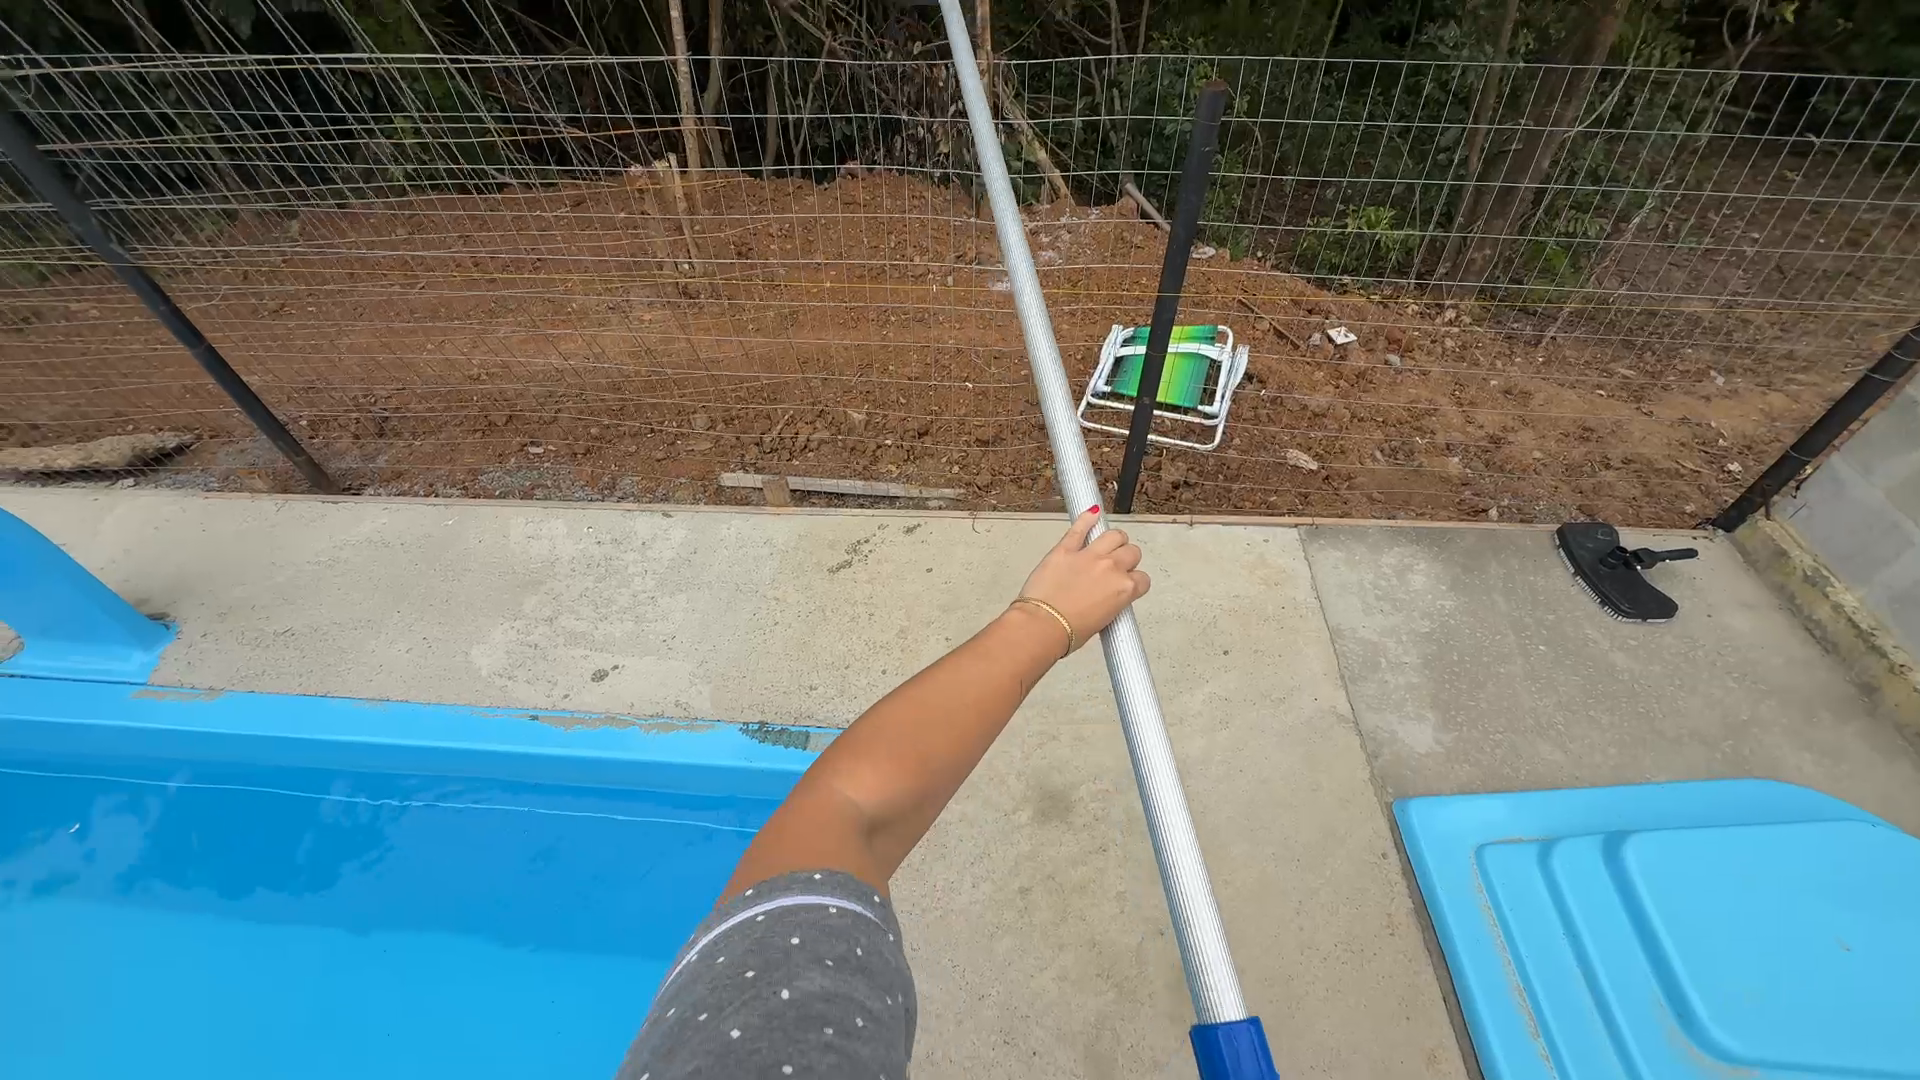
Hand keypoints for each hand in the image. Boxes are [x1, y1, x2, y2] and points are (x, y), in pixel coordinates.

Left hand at [1013, 508, 1150, 652]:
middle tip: (1115, 566)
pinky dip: (1086, 519)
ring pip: (1114, 535)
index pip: (1142, 578)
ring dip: (1113, 540)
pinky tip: (1091, 514)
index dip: (1134, 581)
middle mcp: (1112, 568)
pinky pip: (1079, 528)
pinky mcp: (1065, 549)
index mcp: (1125, 589)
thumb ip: (1112, 602)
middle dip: (1126, 559)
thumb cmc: (1069, 632)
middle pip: (1131, 552)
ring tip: (1106, 545)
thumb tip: (1108, 597)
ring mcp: (1088, 555)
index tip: (1126, 584)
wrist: (1042, 625)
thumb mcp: (1103, 622)